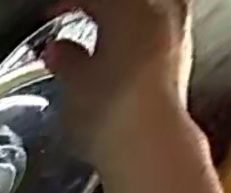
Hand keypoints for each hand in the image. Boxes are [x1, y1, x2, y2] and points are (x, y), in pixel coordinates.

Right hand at [42, 0, 193, 171]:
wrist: (146, 141)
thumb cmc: (108, 108)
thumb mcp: (76, 85)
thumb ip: (66, 60)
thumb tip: (55, 47)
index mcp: (132, 10)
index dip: (70, 3)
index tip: (52, 10)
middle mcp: (161, 12)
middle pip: (128, 2)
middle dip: (102, 8)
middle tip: (79, 14)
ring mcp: (176, 32)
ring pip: (147, 9)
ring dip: (123, 17)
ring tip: (99, 30)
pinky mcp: (179, 55)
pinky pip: (157, 26)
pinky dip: (135, 30)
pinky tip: (120, 45)